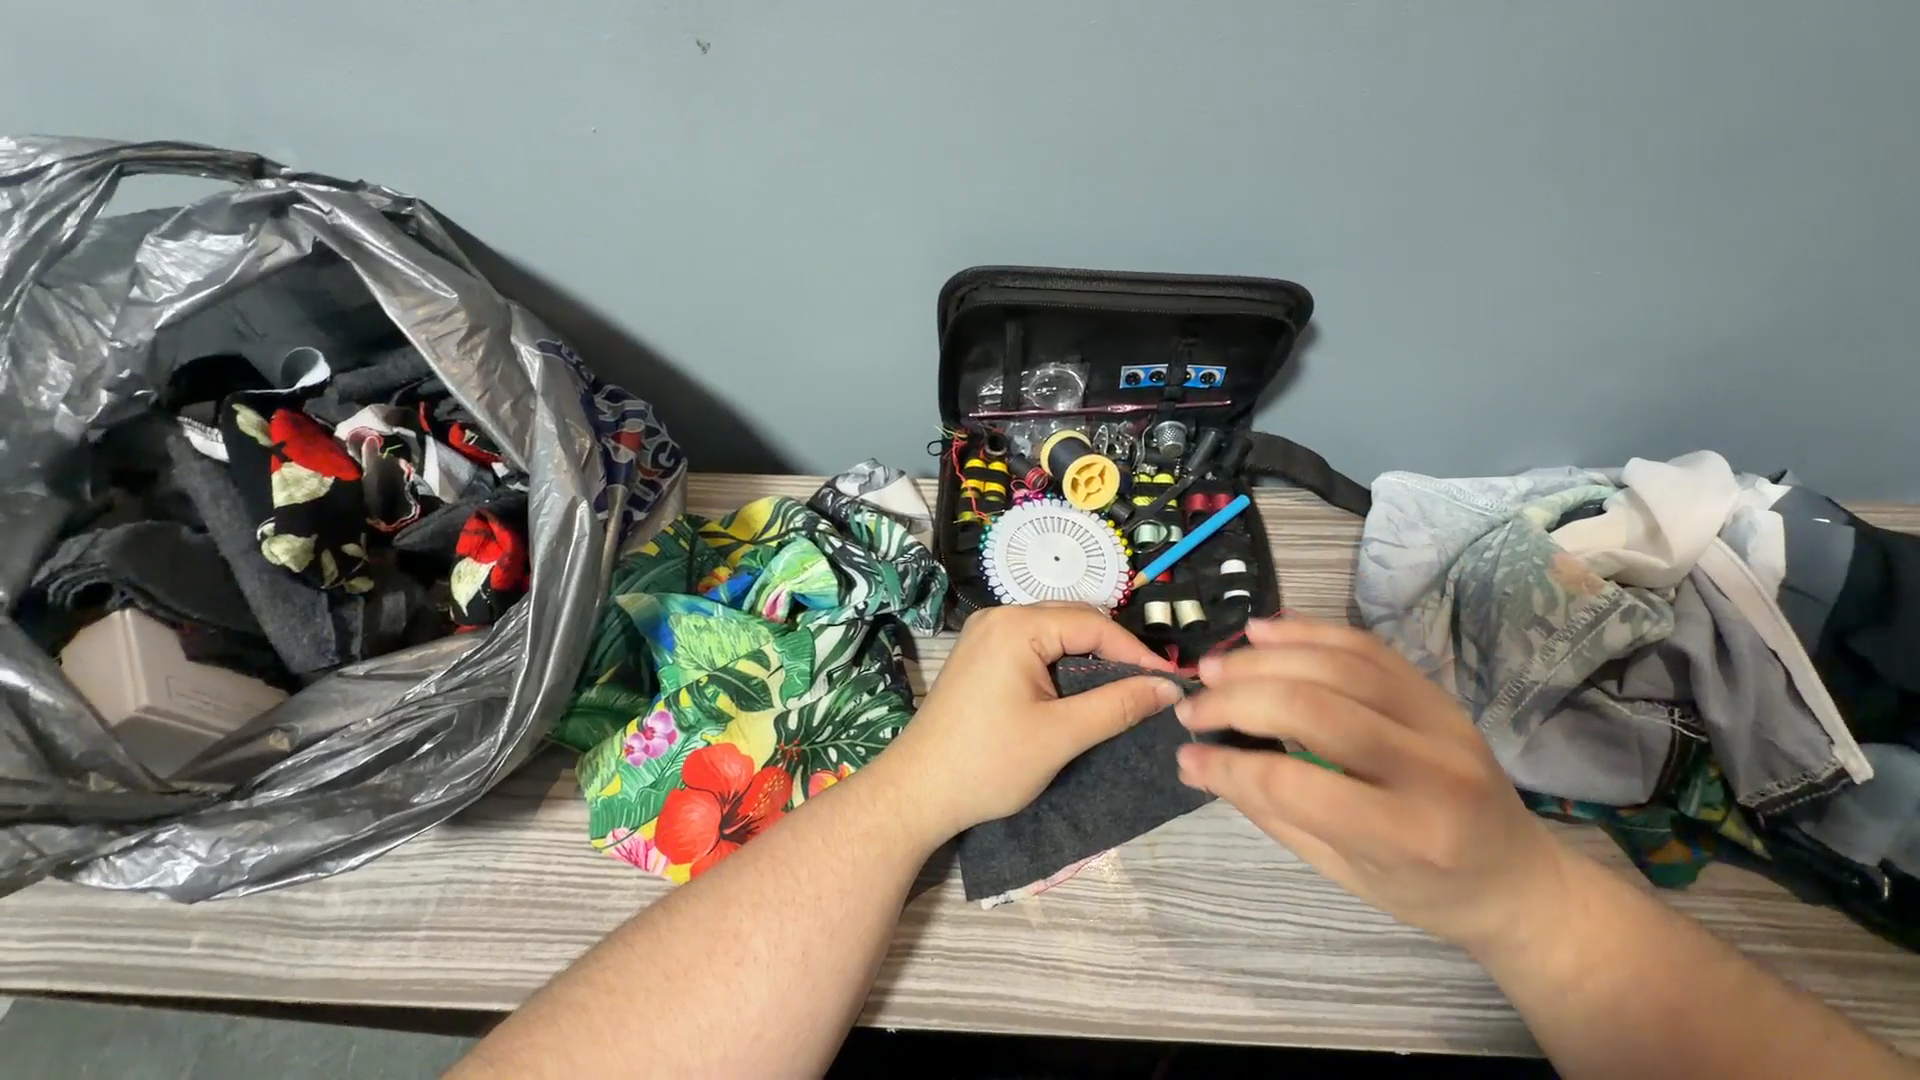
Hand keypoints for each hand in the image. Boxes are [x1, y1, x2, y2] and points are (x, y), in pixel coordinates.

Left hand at [876, 603, 1182, 840]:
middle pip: (1073, 620)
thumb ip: (1117, 705)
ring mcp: (984, 636)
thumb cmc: (987, 763)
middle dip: (1114, 650)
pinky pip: (1032, 647)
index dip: (1136, 651)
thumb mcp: (1060, 735)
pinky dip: (1061, 664)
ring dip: (1089, 657)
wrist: (917, 792)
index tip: (1171, 682)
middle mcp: (997, 618)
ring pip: (1053, 633)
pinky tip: (1080, 690)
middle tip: (1149, 685)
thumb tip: (1168, 687)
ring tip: (1123, 689)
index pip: (1092, 623)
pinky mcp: (979, 657)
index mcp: (1015, 626)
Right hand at [1172, 617, 1578, 953]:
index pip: (1293, 784)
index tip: (1185, 754)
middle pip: (1315, 709)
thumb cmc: (1423, 889)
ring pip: (1338, 666)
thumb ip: (1268, 811)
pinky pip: (1365, 647)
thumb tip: (1195, 763)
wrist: (1517, 878)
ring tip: (1214, 666)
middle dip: (1238, 699)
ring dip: (1265, 659)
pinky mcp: (1437, 692)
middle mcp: (1429, 768)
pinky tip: (1263, 631)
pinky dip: (1308, 631)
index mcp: (1405, 833)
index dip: (1228, 766)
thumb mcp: (1342, 871)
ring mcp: (1440, 720)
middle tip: (1192, 706)